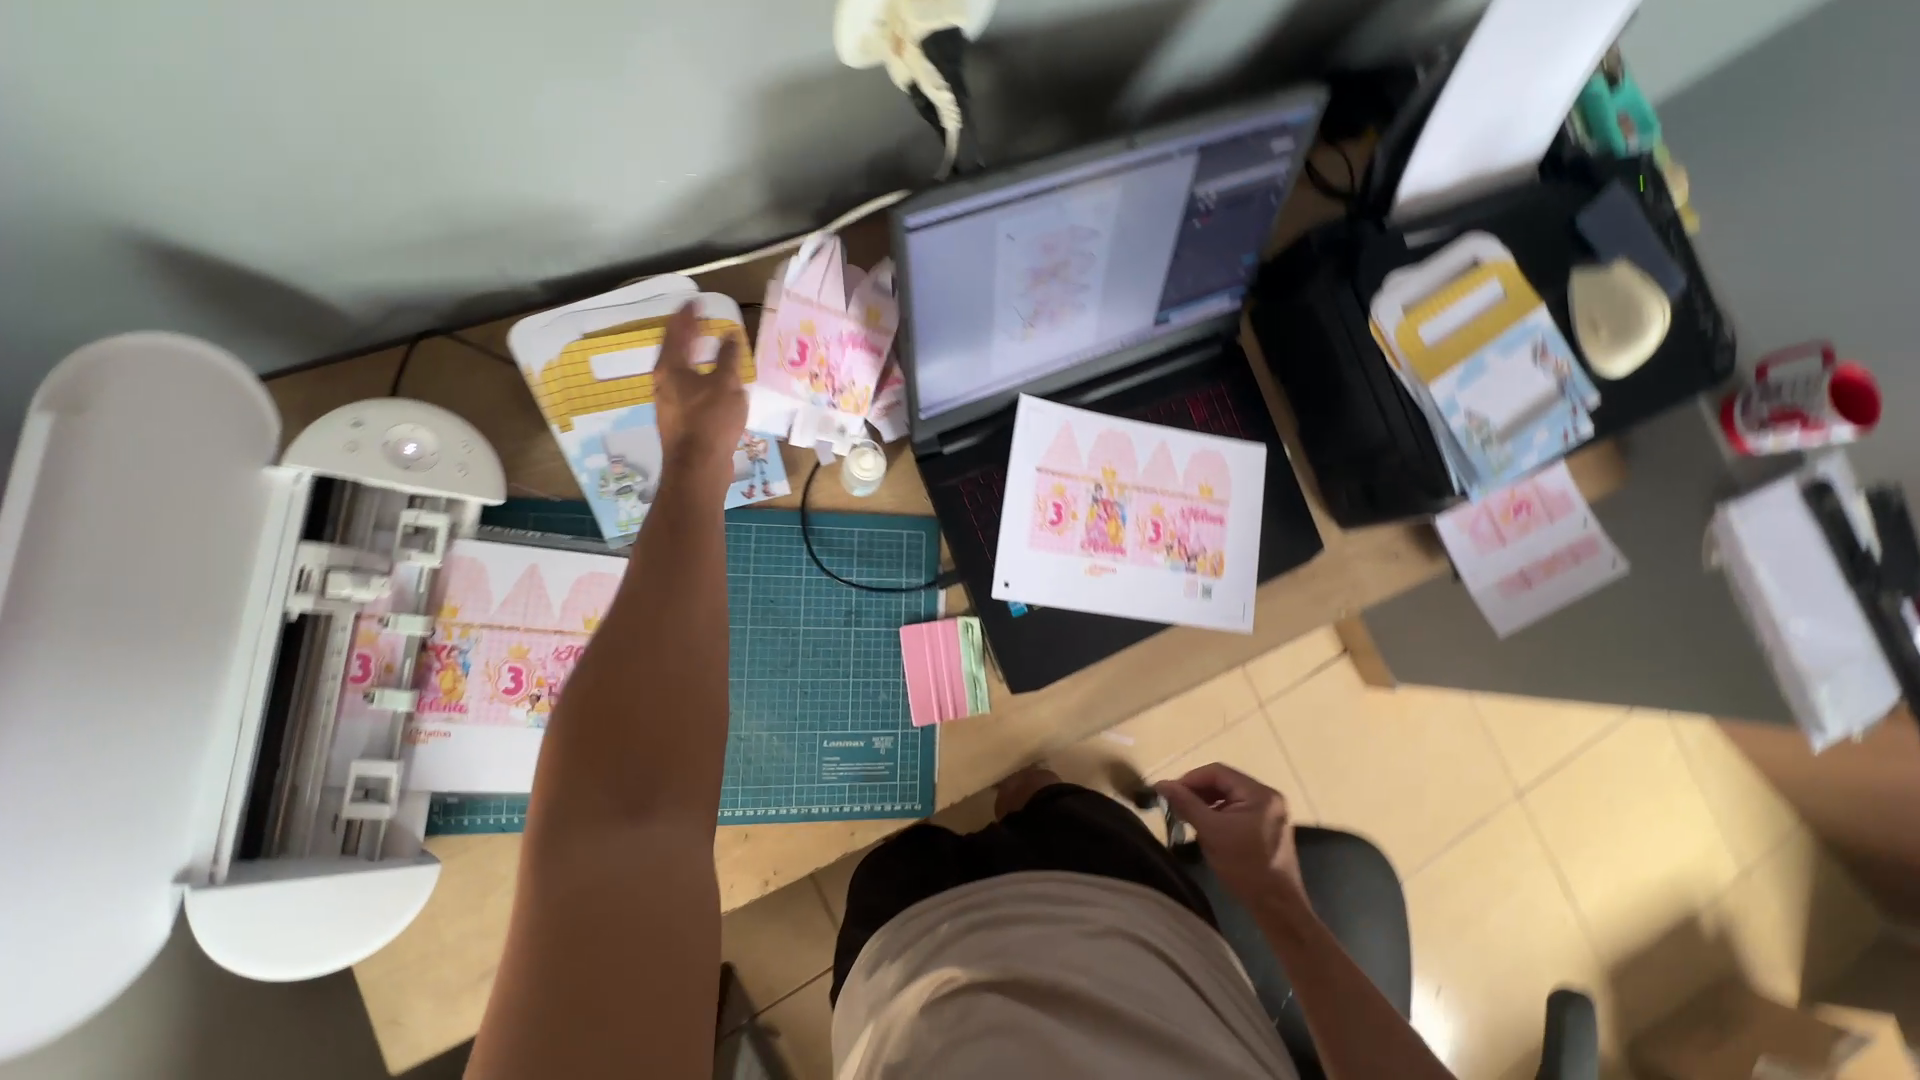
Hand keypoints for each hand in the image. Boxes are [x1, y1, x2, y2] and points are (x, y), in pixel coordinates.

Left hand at [653, 303, 746, 480]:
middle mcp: (664, 383)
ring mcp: (669, 403)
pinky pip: (688, 390)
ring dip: (692, 357)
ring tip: (706, 349)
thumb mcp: (726, 384)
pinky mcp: (679, 421)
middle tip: (698, 321)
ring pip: (679, 372)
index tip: (695, 301)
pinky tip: (711, 384)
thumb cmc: (711, 420)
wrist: (698, 467)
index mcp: (671, 368)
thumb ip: (728, 358)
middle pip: (673, 351)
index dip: (687, 315)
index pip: (677, 332)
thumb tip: (730, 336)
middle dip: (686, 335)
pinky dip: (698, 378)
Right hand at [1155, 763, 1307, 913]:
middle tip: (1176, 806)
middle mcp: (1268, 797)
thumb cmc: (1244, 867)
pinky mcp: (1268, 828)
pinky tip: (1206, 828)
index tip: (1169, 793)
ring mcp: (1270, 813)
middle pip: (1225, 783)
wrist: (1277, 906)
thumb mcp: (1211, 832)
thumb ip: (1186, 804)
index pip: (1218, 772)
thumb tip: (1161, 784)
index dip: (1190, 779)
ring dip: (1207, 804)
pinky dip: (1219, 815)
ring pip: (1230, 798)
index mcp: (1259, 793)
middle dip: (1198, 792)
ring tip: (1187, 818)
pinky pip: (1238, 811)